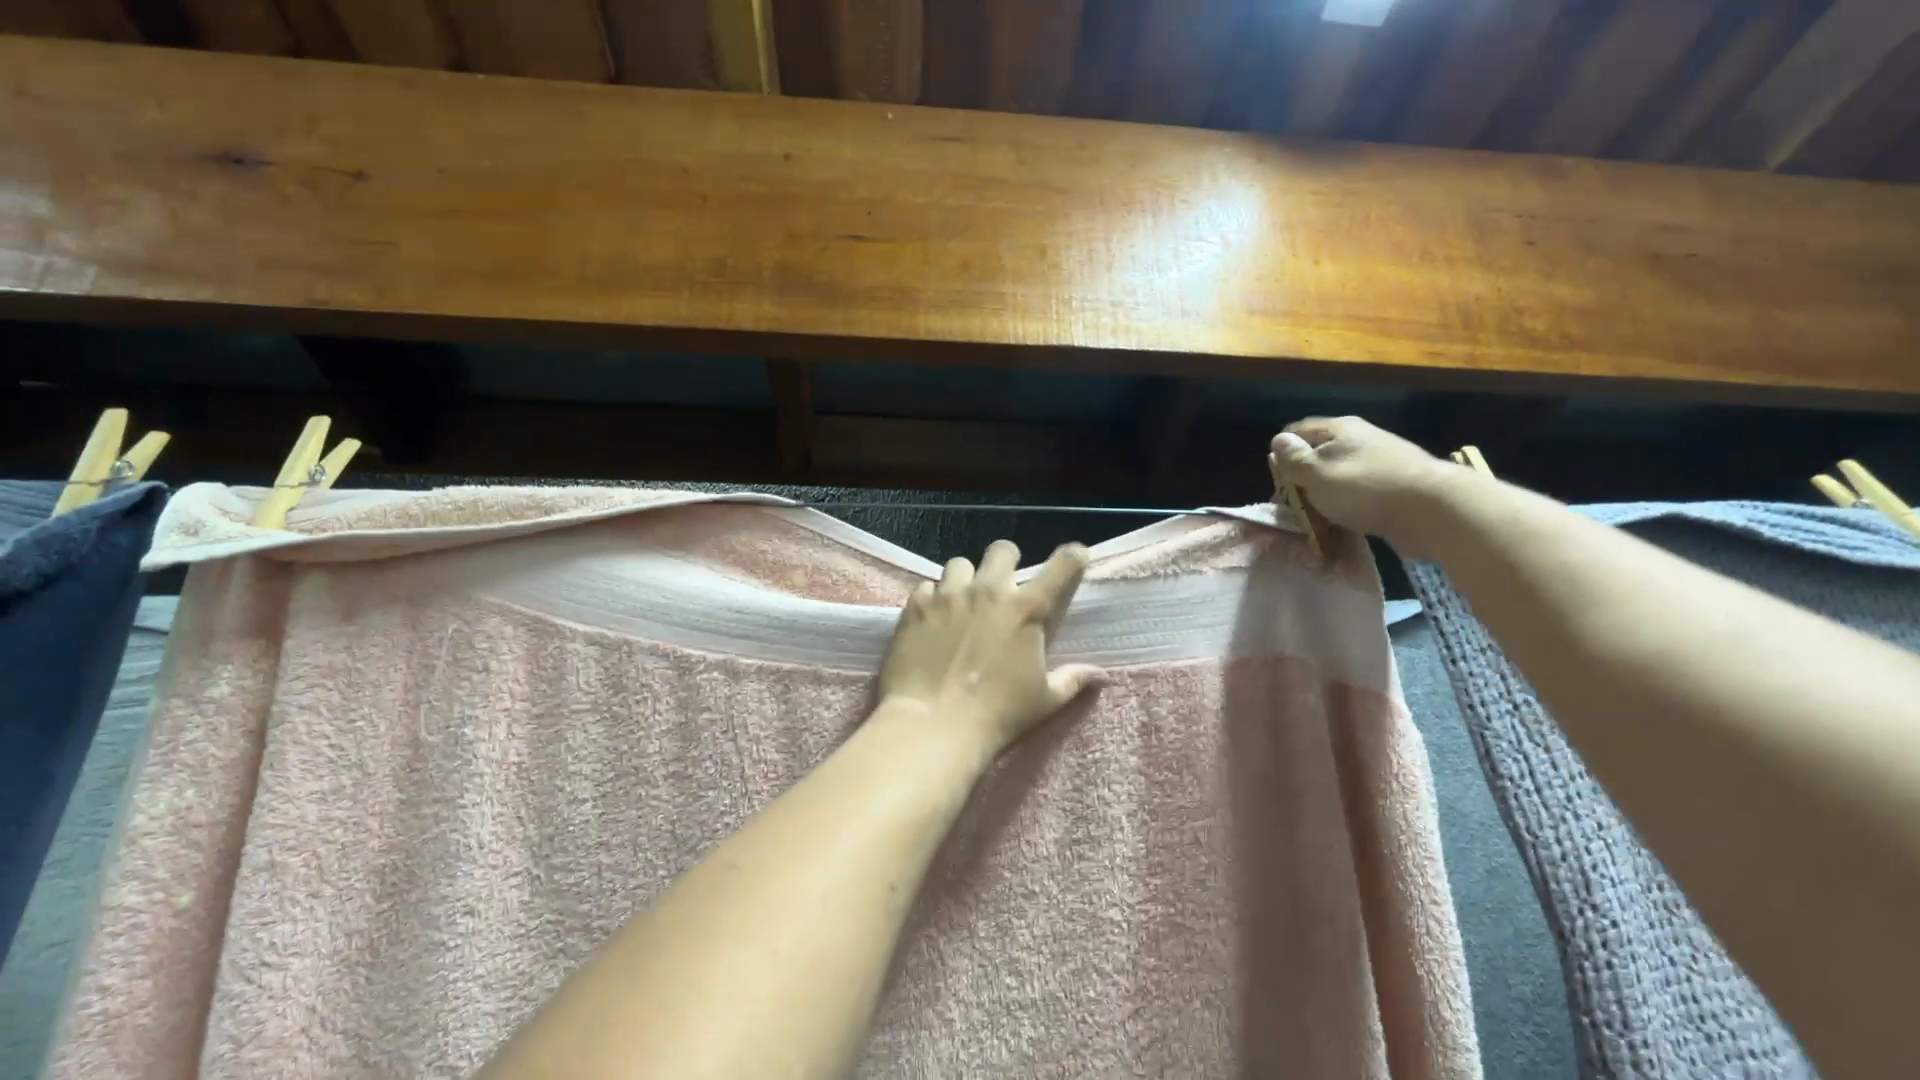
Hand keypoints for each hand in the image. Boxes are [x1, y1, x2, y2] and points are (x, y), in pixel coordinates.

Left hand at [877, 540, 1102, 759]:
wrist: (933, 725)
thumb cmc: (998, 715)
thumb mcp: (1044, 701)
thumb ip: (1071, 680)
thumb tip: (1099, 674)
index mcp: (1027, 609)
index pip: (1062, 565)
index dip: (1072, 557)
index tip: (1074, 558)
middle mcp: (988, 591)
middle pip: (1002, 550)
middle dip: (1006, 561)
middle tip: (1003, 585)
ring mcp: (949, 595)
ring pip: (959, 565)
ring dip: (965, 580)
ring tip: (962, 603)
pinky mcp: (916, 606)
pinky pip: (926, 587)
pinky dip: (932, 600)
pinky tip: (932, 621)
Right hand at [1268, 416, 1458, 555]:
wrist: (1432, 508)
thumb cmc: (1364, 488)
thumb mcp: (1316, 474)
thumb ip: (1294, 459)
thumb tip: (1277, 441)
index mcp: (1339, 429)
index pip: (1298, 431)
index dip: (1282, 453)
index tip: (1278, 481)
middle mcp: (1361, 438)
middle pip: (1321, 453)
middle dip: (1305, 477)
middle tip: (1296, 505)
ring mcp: (1382, 461)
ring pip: (1342, 474)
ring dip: (1328, 494)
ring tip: (1320, 517)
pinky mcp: (1397, 484)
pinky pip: (1362, 491)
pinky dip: (1350, 504)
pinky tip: (1348, 521)